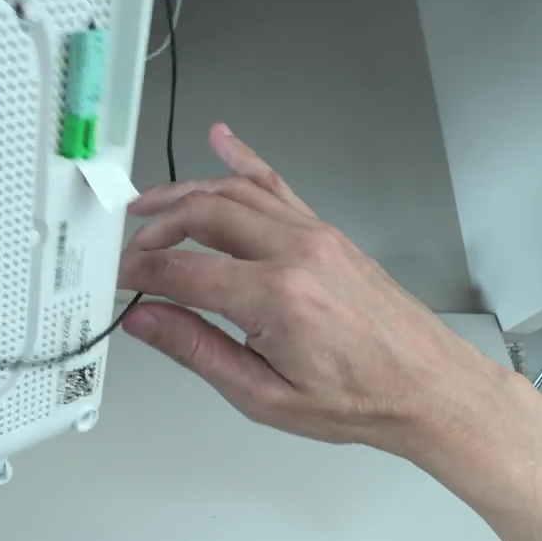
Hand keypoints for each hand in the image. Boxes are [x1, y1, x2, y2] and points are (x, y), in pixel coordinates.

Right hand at [117, 123, 507, 459]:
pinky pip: (276, 185)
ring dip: (182, 194)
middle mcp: (295, 253)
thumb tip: (144, 319)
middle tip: (126, 250)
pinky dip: (243, 160)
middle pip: (201, 215)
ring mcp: (315, 235)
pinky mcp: (327, 233)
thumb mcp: (261, 394)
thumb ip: (196, 349)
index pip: (180, 271)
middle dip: (152, 228)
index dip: (135, 272)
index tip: (112, 278)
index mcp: (276, 298)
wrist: (428, 388)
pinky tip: (222, 141)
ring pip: (233, 193)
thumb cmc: (354, 399)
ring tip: (145, 203)